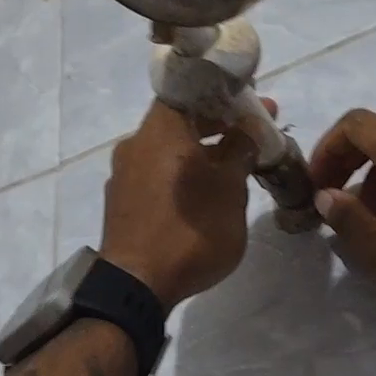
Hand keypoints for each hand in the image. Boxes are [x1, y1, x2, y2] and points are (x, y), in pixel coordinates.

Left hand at [99, 100, 264, 309]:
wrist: (136, 285)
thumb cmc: (189, 230)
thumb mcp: (230, 190)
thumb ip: (240, 151)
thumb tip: (246, 129)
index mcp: (160, 129)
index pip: (190, 89)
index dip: (224, 93)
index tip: (252, 102)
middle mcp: (135, 143)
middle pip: (180, 120)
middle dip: (218, 124)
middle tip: (254, 133)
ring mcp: (123, 174)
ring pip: (168, 150)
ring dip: (200, 152)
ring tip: (233, 167)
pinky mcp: (121, 202)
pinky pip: (156, 174)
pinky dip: (180, 174)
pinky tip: (202, 194)